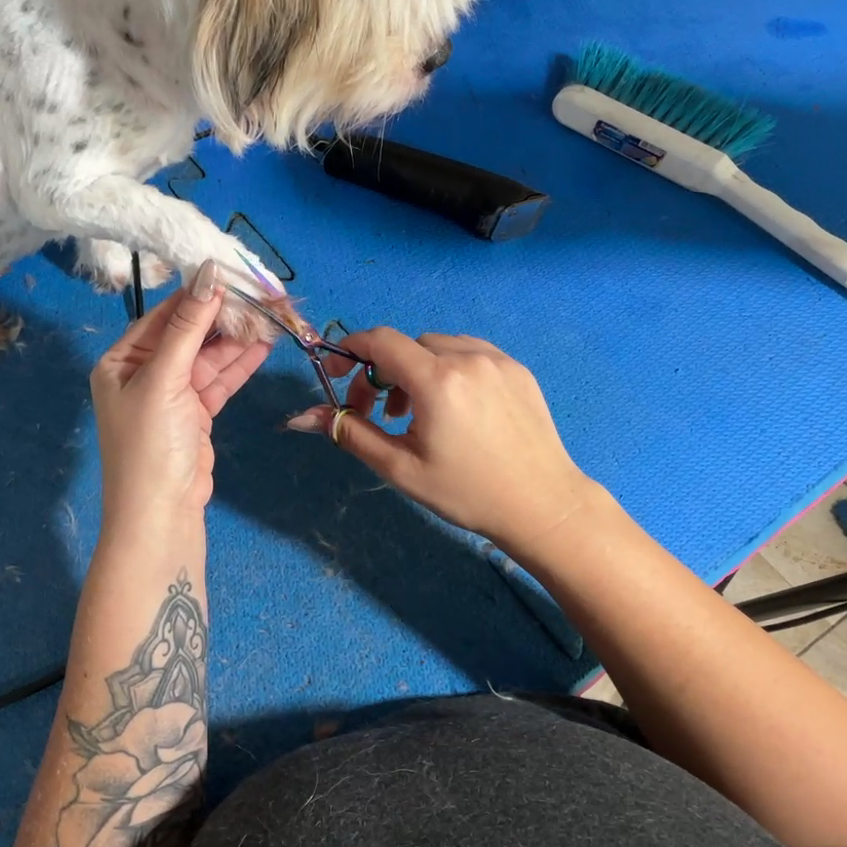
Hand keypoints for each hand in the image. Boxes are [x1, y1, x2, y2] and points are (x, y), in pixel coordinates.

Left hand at [92, 260, 271, 526]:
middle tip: (261, 294)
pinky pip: (217, 380)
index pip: (162, 316)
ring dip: (236, 339)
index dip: (196, 294)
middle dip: (222, 317)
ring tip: (271, 316)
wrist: (160, 515)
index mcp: (120, 361)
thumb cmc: (150, 442)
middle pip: (187, 334)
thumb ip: (188, 326)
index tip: (232, 273)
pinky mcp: (194, 415)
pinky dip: (239, 365)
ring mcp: (170, 395)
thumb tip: (207, 272)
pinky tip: (263, 345)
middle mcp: (142, 374)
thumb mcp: (165, 378)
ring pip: (206, 357)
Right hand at [288, 329, 599, 546]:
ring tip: (416, 413)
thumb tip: (302, 417)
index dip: (350, 350)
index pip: (381, 341)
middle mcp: (467, 358)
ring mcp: (497, 361)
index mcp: (437, 380)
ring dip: (415, 369)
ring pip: (438, 346)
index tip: (336, 375)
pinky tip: (452, 407)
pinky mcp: (518, 370)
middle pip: (406, 345)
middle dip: (382, 371)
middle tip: (378, 413)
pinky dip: (448, 368)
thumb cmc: (466, 492)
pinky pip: (469, 353)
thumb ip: (350, 433)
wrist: (543, 506)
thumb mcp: (399, 468)